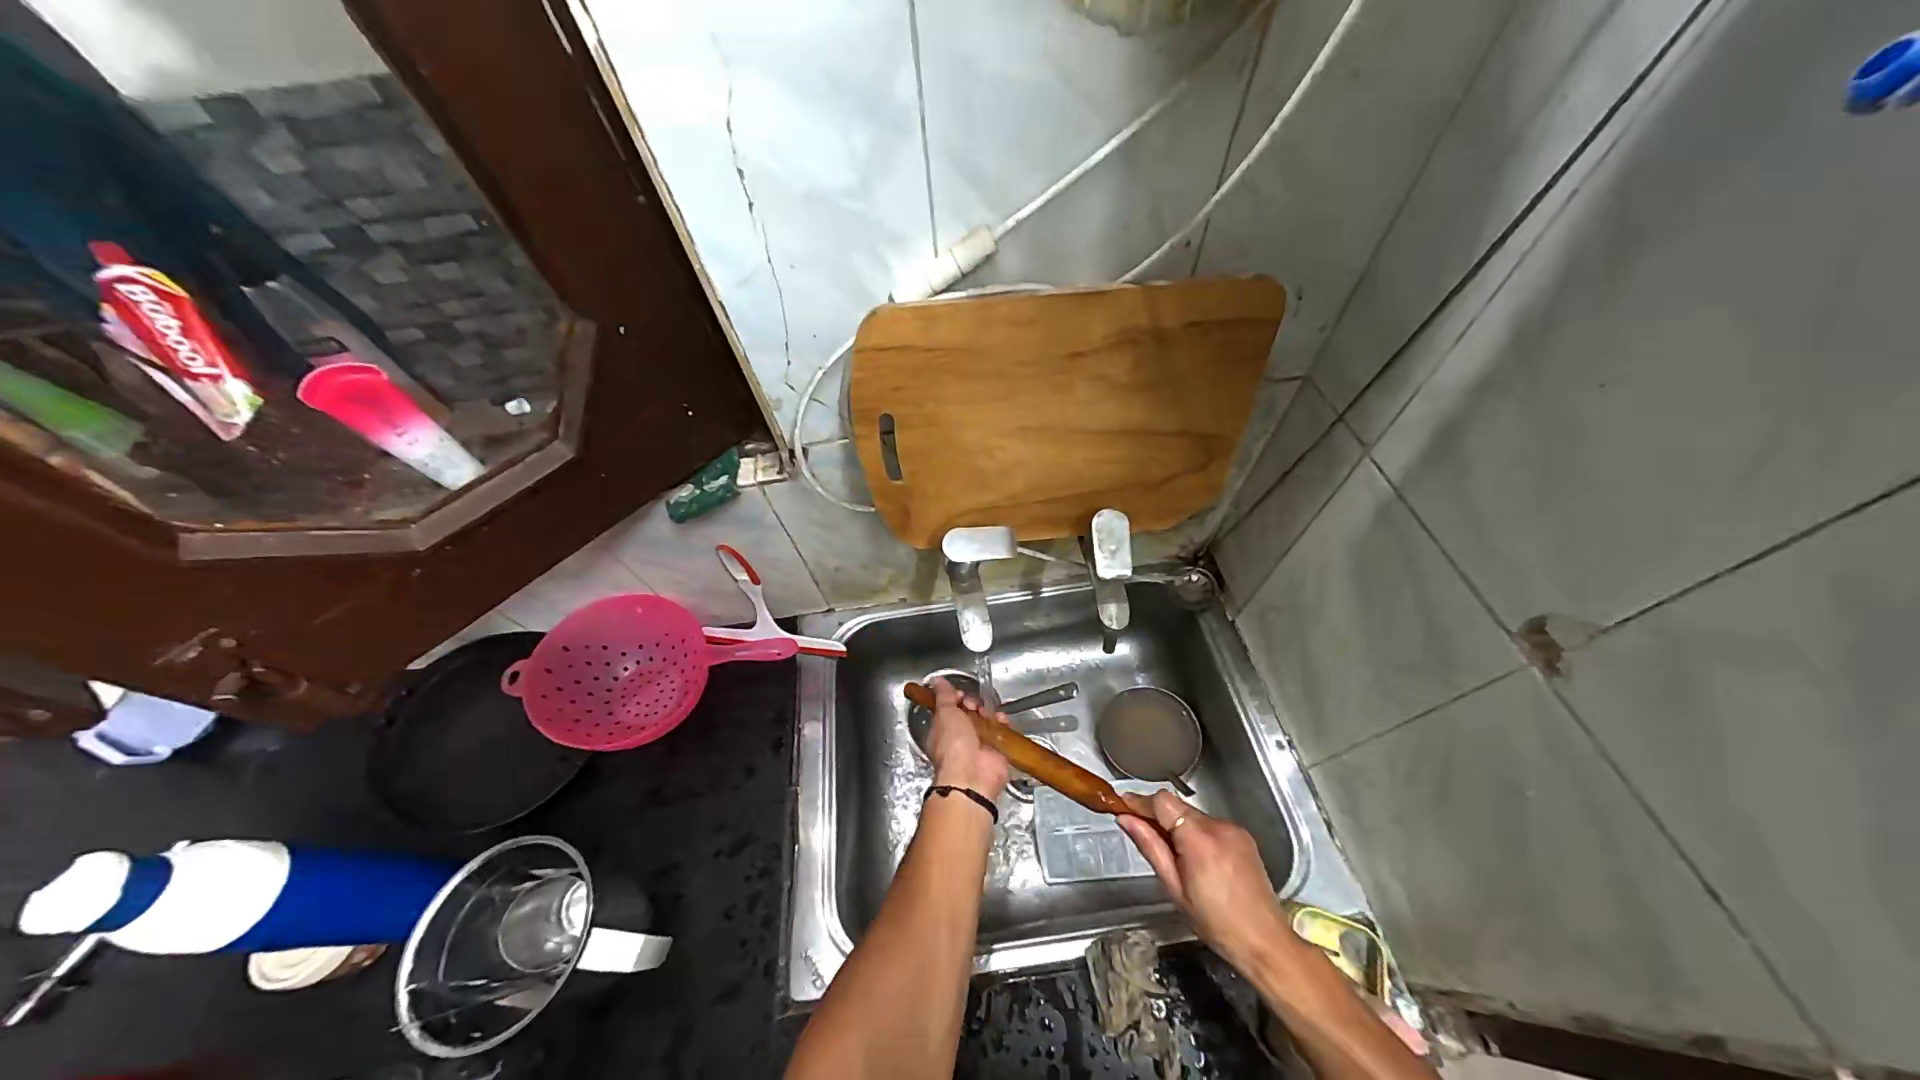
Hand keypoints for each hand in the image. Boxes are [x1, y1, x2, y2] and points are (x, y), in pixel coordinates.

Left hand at [927, 676, 1010, 800]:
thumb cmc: (953, 745)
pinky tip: (1001, 720)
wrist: (972, 775)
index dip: (955, 698)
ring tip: (986, 713)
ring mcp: (978, 744)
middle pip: (969, 712)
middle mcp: (960, 737)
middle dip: (973, 703)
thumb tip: (936, 681)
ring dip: (988, 712)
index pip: (949, 708)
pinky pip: (1000, 731)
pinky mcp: (996, 750)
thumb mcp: (945, 714)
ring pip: (986, 719)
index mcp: (942, 730)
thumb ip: (943, 696)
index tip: (959, 694)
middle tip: (973, 705)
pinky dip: (1001, 723)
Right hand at [1118, 790, 1291, 969]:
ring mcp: (1234, 830)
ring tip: (1170, 854)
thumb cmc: (1217, 924)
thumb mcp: (1174, 888)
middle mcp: (1220, 827)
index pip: (1162, 801)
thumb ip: (1150, 847)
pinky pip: (1209, 824)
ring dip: (1176, 825)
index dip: (1140, 802)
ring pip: (1193, 814)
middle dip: (1156, 816)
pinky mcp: (1243, 836)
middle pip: (1177, 805)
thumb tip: (1126, 820)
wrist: (1264, 941)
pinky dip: (1195, 832)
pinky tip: (1193, 857)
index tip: (1123, 807)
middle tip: (1139, 832)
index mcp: (1200, 840)